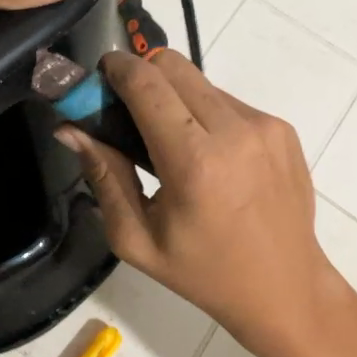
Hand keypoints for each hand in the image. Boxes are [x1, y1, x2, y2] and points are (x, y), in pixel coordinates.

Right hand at [58, 50, 338, 353]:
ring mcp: (264, 126)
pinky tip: (209, 158)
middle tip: (126, 109)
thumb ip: (104, 176)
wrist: (287, 290)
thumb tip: (69, 129)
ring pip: (201, 82)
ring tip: (170, 143)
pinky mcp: (282, 128)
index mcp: (194, 162)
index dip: (116, 69)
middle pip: (173, 66)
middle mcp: (234, 131)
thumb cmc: (203, 273)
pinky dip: (206, 115)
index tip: (99, 78)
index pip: (146, 83)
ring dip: (175, 98)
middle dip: (142, 76)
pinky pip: (228, 101)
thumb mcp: (136, 239)